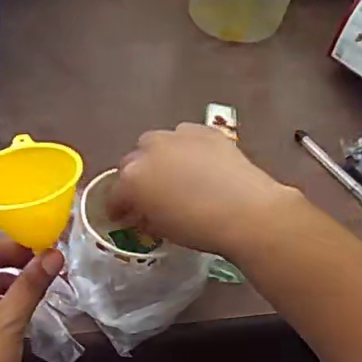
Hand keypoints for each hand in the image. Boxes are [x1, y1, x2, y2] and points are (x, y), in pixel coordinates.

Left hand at [0, 239, 63, 361]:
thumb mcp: (9, 322)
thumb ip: (31, 285)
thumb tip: (54, 254)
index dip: (15, 249)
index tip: (48, 250)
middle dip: (11, 262)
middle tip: (43, 265)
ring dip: (8, 281)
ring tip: (37, 287)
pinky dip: (2, 299)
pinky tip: (22, 306)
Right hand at [109, 123, 304, 255]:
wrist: (246, 212)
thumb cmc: (198, 229)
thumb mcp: (162, 230)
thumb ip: (144, 217)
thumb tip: (141, 213)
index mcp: (132, 179)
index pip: (115, 194)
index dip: (118, 208)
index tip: (123, 218)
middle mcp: (149, 150)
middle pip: (132, 161)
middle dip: (136, 178)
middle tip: (148, 197)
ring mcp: (178, 135)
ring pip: (157, 144)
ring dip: (158, 159)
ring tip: (173, 177)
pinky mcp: (205, 131)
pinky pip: (184, 138)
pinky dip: (184, 150)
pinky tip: (197, 166)